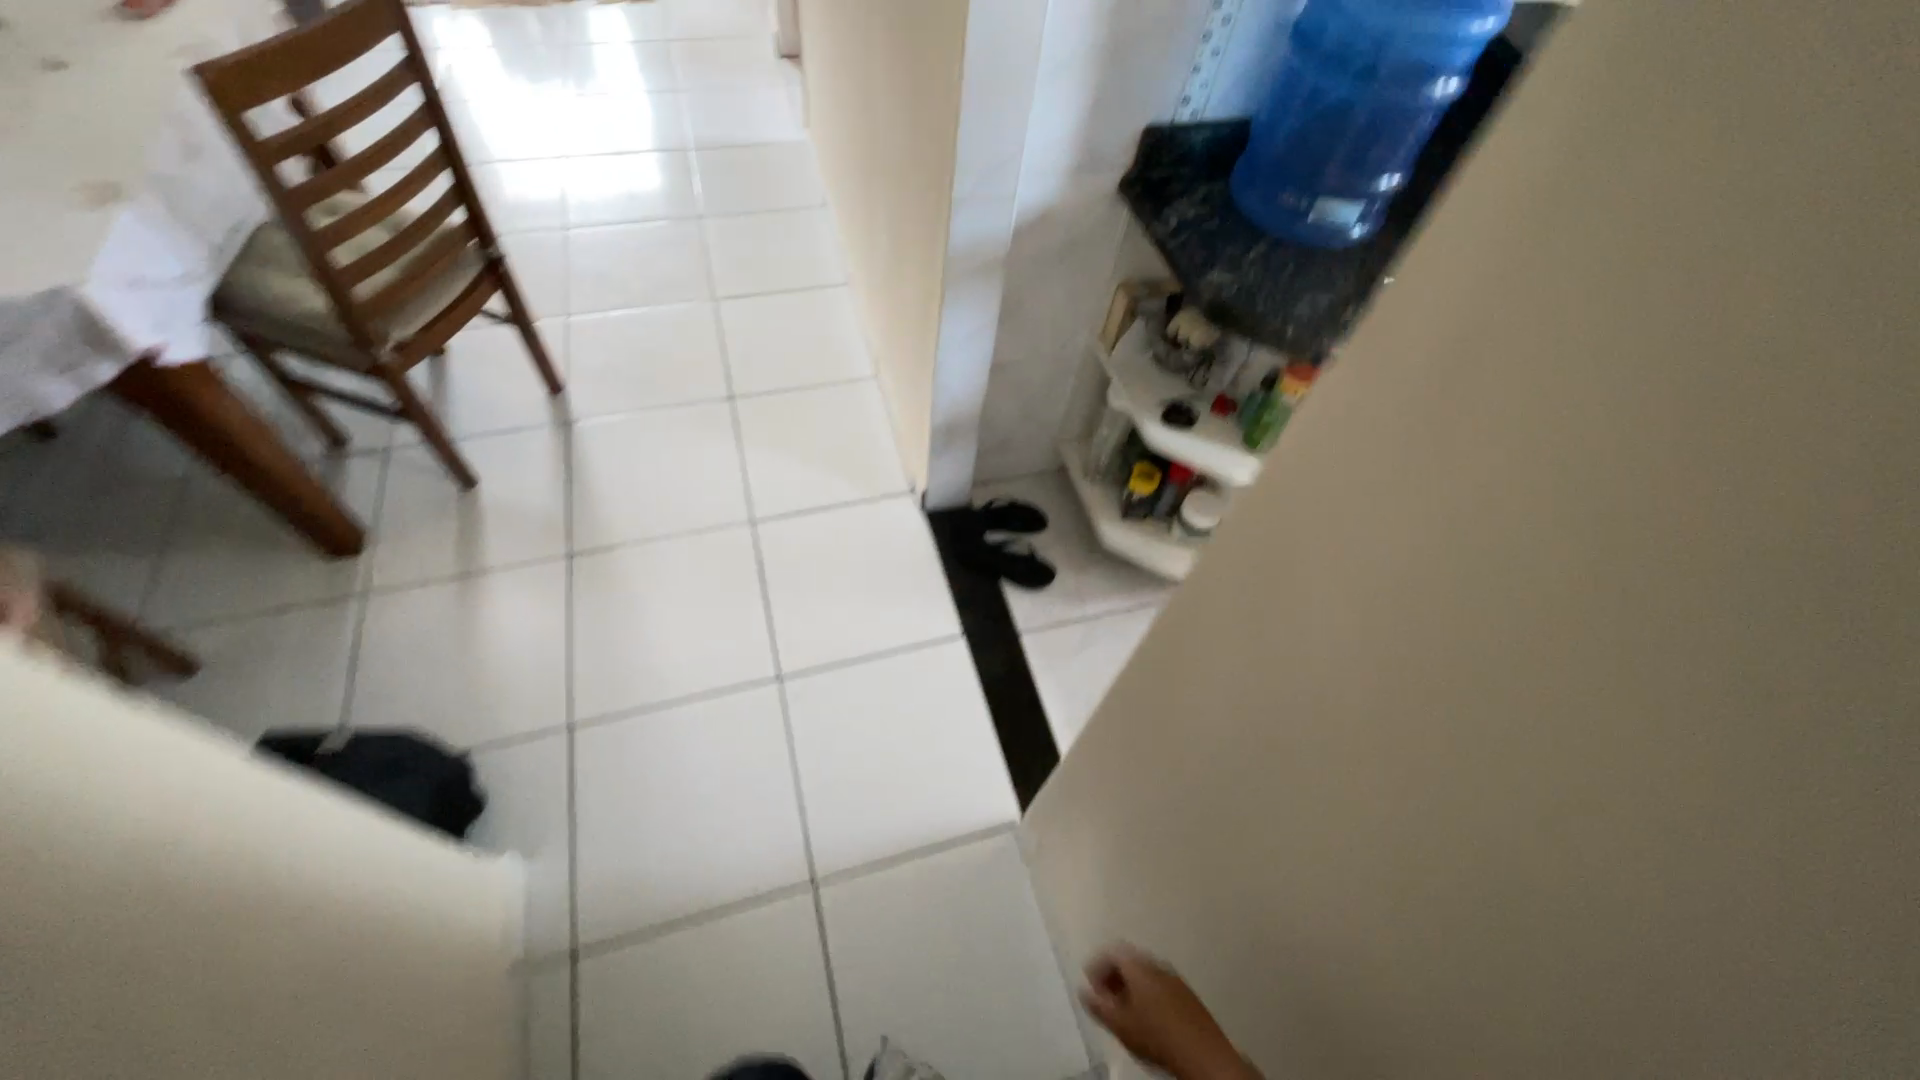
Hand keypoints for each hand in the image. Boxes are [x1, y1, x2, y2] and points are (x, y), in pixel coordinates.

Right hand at [1079, 944, 1258, 1079]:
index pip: (1112, 952)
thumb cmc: (1155, 1035)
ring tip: (1125, 1009)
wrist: (1203, 1054)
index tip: (1091, 985)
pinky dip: (1148, 993)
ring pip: (1146, 973)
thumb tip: (1084, 991)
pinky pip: (1161, 984)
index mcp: (1139, 966)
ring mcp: (1176, 979)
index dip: (1097, 965)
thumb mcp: (1119, 1024)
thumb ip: (1098, 1005)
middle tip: (1106, 997)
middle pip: (1130, 960)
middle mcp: (1158, 965)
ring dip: (1132, 986)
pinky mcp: (1188, 994)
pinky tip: (1148, 1016)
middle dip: (1114, 976)